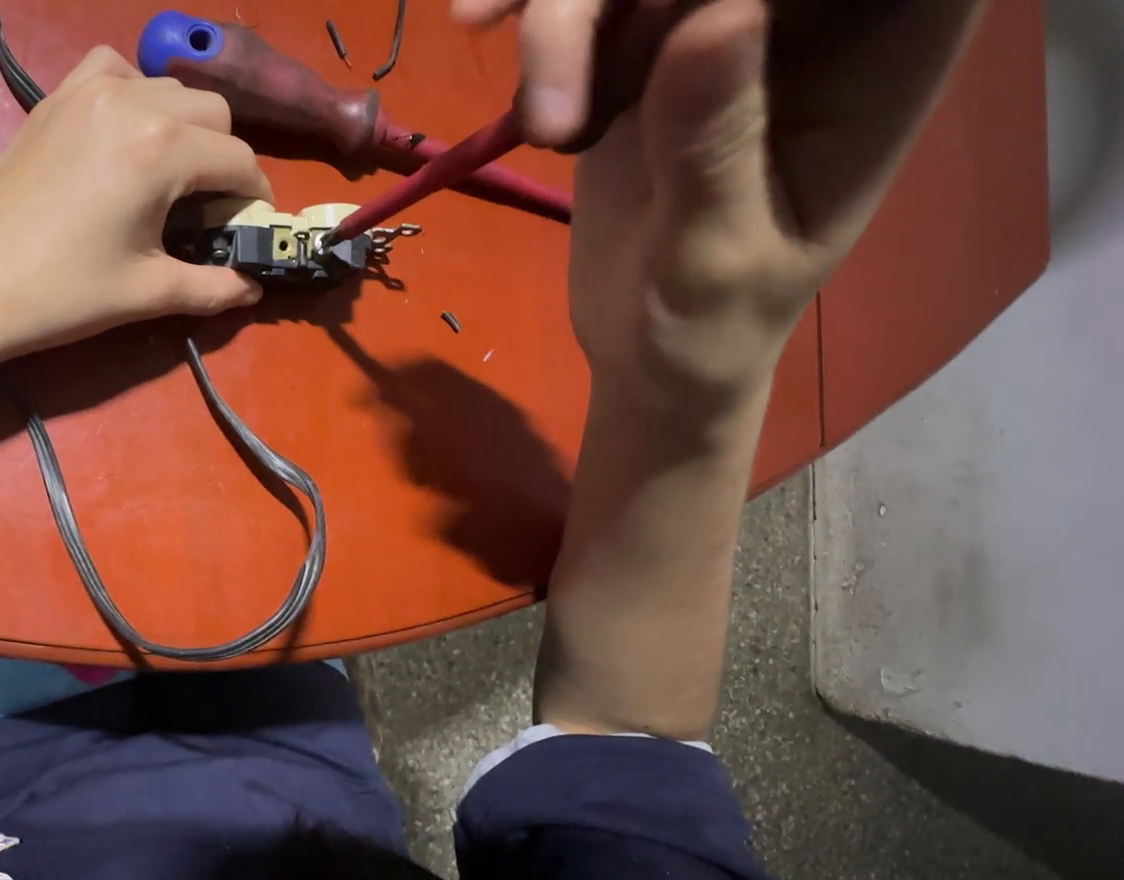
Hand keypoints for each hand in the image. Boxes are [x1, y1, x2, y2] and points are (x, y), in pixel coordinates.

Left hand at [0, 46, 272, 365]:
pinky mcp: (56, 97)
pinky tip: (125, 138)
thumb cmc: (64, 295)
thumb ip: (212, 288)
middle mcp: (132, 102)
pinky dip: (135, 96)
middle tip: (204, 212)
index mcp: (162, 149)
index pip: (239, 160)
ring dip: (184, 128)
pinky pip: (115, 71)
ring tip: (166, 179)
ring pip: (169, 89)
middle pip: (213, 113)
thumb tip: (253, 287)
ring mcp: (88, 91)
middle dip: (223, 161)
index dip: (254, 199)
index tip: (248, 230)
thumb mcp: (148, 293)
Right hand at [451, 0, 986, 411]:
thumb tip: (713, 18)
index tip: (669, 24)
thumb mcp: (715, 258)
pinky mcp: (638, 47)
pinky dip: (535, 16)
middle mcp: (809, 5)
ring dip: (561, 7)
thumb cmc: (712, 323)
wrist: (648, 355)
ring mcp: (716, 18)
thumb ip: (715, 151)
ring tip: (517, 86)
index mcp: (888, 32)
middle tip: (545, 32)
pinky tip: (481, 27)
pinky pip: (586, 1)